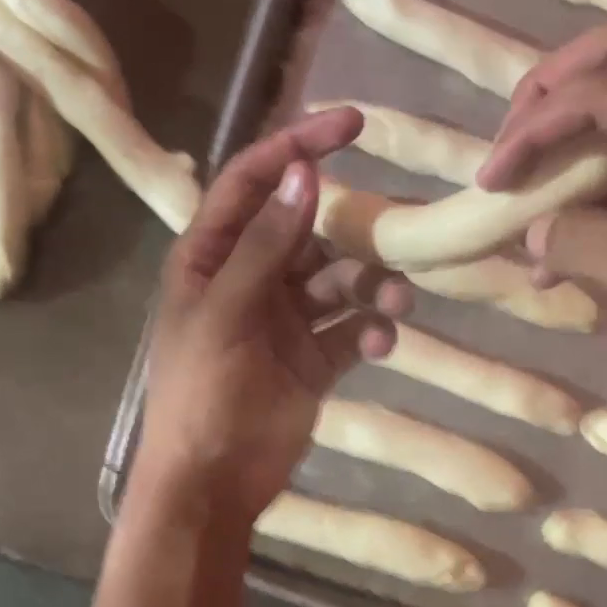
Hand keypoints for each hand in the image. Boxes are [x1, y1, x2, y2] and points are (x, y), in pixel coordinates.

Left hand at [133, 108, 407, 525]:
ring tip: (396, 297)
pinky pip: (350, 330)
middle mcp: (250, 280)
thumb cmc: (203, 394)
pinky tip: (381, 341)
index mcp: (211, 258)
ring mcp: (284, 322)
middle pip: (308, 229)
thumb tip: (304, 175)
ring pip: (338, 280)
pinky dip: (370, 329)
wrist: (211, 481)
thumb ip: (265, 247)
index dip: (296, 148)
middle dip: (354, 226)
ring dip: (370, 282)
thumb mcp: (225, 313)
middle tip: (404, 225)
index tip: (354, 126)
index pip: (253, 183)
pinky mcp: (313, 361)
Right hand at [479, 20, 606, 378]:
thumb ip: (587, 243)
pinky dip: (587, 179)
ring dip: (565, 132)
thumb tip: (531, 229)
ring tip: (522, 180)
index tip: (490, 181)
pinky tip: (555, 233)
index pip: (604, 90)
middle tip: (506, 146)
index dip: (535, 129)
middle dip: (548, 98)